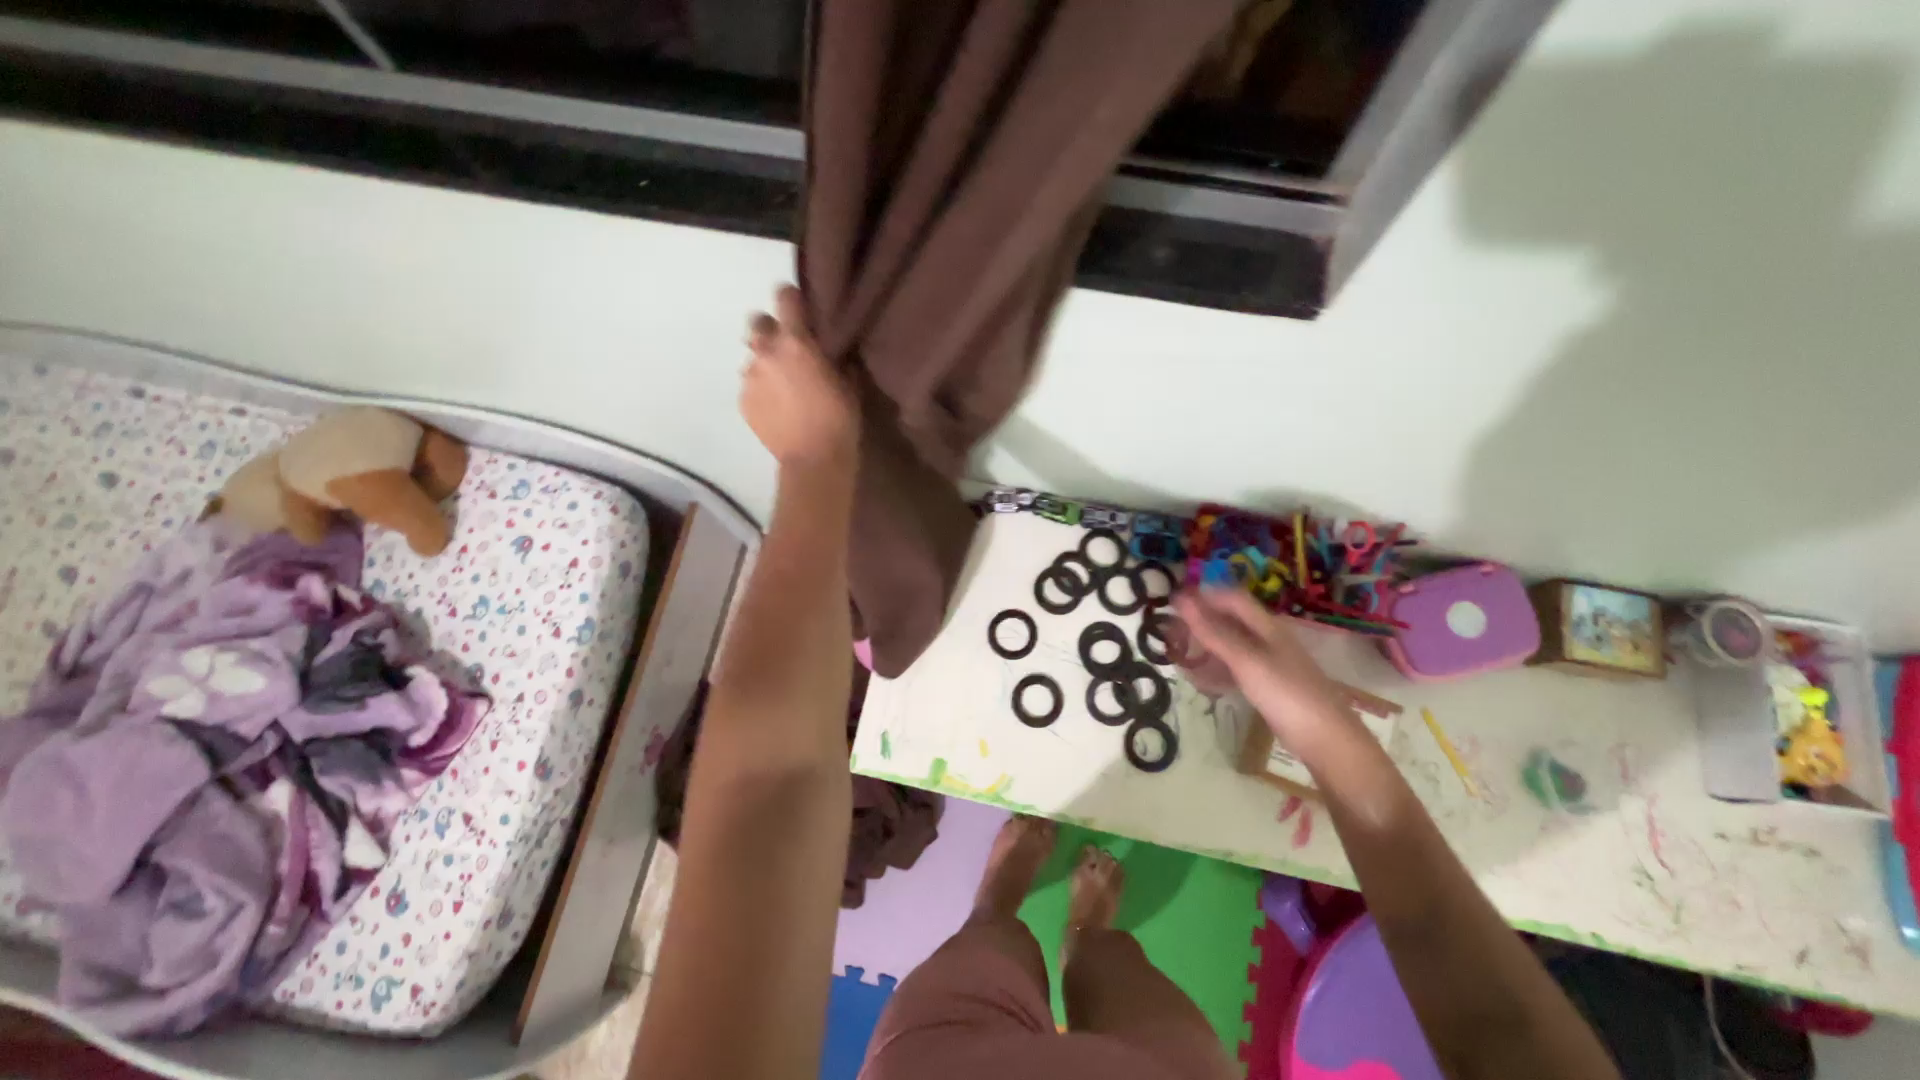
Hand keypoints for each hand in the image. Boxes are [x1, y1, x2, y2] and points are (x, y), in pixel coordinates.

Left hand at [740, 286, 858, 467]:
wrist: (813, 460)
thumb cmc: (839, 418)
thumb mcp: (847, 381)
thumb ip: (833, 356)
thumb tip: (830, 350)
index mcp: (795, 341)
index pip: (783, 297)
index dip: (791, 299)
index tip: (800, 309)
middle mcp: (766, 352)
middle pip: (757, 322)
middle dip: (770, 330)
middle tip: (787, 349)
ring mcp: (750, 377)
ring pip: (752, 357)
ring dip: (766, 363)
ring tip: (783, 386)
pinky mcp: (743, 400)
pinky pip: (749, 384)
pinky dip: (761, 389)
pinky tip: (777, 407)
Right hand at [1174, 589, 1364, 750]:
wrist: (1325, 737)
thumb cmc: (1286, 693)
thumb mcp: (1246, 661)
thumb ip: (1214, 633)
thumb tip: (1182, 601)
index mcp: (1267, 626)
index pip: (1231, 598)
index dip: (1203, 596)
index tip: (1172, 604)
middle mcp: (1268, 639)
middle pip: (1230, 621)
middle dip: (1200, 623)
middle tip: (1171, 635)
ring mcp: (1268, 663)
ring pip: (1230, 646)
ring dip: (1205, 648)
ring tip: (1180, 657)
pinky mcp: (1268, 685)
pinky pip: (1235, 669)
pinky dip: (1216, 670)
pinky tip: (1201, 680)